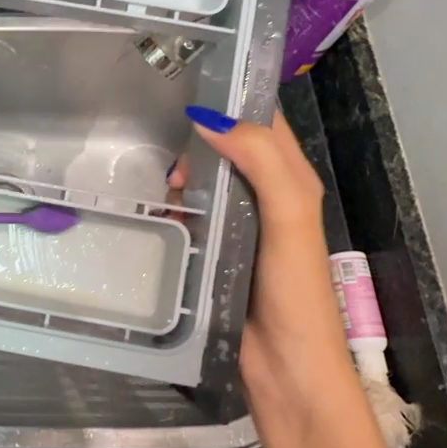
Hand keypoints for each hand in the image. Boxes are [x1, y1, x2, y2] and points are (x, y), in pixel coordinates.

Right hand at [181, 106, 351, 392]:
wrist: (285, 368)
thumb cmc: (293, 291)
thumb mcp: (289, 218)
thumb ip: (261, 163)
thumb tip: (209, 119)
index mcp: (292, 182)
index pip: (264, 123)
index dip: (234, 98)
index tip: (189, 79)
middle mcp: (268, 198)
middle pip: (229, 149)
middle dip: (197, 137)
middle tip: (160, 141)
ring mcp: (241, 228)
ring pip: (206, 182)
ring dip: (182, 174)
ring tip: (153, 177)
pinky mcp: (218, 254)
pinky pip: (192, 218)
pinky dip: (174, 209)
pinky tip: (153, 212)